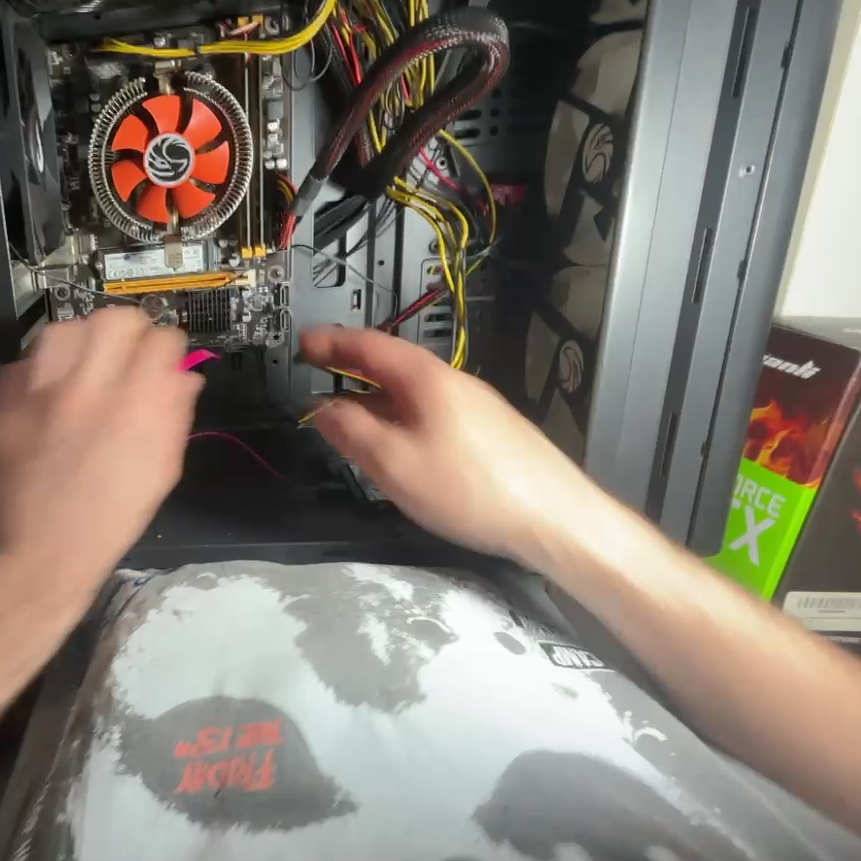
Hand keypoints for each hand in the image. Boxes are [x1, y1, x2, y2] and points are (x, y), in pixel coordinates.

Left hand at [0, 308, 203, 602]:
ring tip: (87, 363)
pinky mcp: (7, 406)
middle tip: (128, 348)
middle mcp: (87, 393)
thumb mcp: (161, 469)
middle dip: (129, 329)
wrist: (46, 548)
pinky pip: (25, 363)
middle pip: (113, 321)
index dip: (169, 345)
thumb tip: (184, 377)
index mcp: (136, 408)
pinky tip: (55, 390)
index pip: (162, 341)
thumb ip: (175, 413)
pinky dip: (44, 370)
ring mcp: (41, 396)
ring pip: (63, 330)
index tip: (165, 353)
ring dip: (82, 341)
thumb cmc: (108, 517)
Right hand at [299, 324, 609, 568]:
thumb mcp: (395, 463)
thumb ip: (352, 431)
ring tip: (343, 405)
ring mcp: (473, 407)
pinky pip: (427, 411)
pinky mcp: (485, 432)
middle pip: (392, 363)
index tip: (306, 340)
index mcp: (427, 380)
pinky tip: (391, 438)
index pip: (370, 346)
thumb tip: (323, 410)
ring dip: (372, 392)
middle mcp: (453, 384)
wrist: (554, 520)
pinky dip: (396, 413)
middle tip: (319, 365)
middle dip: (350, 364)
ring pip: (410, 390)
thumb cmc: (475, 489)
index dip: (332, 342)